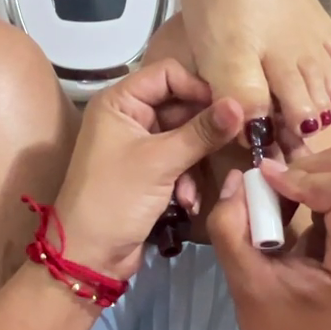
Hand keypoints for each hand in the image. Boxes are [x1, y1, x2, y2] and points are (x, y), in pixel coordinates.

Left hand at [55, 60, 245, 279]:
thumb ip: (202, 132)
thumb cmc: (116, 198)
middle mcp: (128, 116)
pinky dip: (186, 178)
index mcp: (119, 102)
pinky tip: (187, 202)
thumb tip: (240, 105)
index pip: (167, 73)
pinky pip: (179, 160)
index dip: (198, 87)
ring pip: (184, 136)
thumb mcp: (161, 162)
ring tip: (196, 185)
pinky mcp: (148, 171)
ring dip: (195, 160)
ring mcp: (138, 144)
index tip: (229, 107)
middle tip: (234, 141)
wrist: (89, 256)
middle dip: (203, 129)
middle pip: (179, 105)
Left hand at [161, 0, 330, 134]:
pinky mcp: (296, 7)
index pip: (302, 119)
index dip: (290, 142)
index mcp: (292, 68)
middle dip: (304, 126)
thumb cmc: (221, 3)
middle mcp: (309, 51)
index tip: (276, 160)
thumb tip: (260, 135)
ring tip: (304, 119)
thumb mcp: (225, 59)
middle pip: (317, 98)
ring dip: (319, 97)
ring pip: (326, 73)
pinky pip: (328, 45)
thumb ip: (246, 100)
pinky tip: (327, 73)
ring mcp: (308, 26)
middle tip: (287, 146)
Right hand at [206, 148, 330, 329]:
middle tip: (263, 192)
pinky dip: (310, 178)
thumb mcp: (243, 282)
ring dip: (303, 173)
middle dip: (299, 171)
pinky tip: (284, 191)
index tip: (261, 181)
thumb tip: (236, 177)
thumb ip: (230, 227)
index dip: (300, 176)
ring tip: (272, 197)